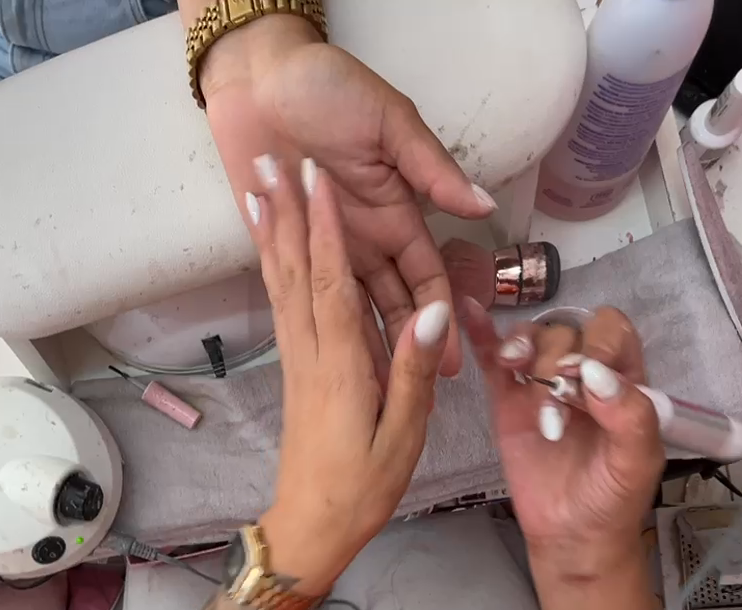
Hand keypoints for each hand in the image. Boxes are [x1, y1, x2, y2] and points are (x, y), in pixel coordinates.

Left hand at [200, 16, 493, 377]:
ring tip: (373, 396)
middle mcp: (358, 244)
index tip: (450, 365)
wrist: (259, 78)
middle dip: (403, 351)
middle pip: (386, 309)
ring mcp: (319, 253)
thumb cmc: (329, 90)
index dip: (436, 322)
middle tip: (417, 400)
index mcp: (391, 222)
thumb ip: (431, 169)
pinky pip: (296, 298)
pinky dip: (312, 328)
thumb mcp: (391, 123)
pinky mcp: (280, 254)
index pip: (422, 283)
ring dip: (360, 349)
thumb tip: (481, 206)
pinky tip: (323, 362)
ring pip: (344, 315)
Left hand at [248, 154, 448, 595]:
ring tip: (256, 189)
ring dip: (270, 235)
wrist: (309, 527)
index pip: (333, 283)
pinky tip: (270, 254)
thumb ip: (414, 373)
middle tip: (271, 158)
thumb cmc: (362, 489)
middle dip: (286, 213)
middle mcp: (311, 355)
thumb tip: (433, 313)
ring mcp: (296, 364)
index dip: (326, 228)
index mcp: (342, 367)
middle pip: (296, 273)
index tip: (318, 177)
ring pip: (281, 288)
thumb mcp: (402, 437)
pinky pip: (282, 313)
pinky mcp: (293, 376)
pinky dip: (273, 274)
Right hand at [462, 302, 662, 580]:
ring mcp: (539, 386)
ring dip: (522, 347)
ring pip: (530, 340)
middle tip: (553, 409)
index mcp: (622, 379)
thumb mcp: (637, 461)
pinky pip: (493, 361)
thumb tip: (595, 374)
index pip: (610, 332)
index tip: (582, 382)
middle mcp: (581, 373)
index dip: (595, 345)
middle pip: (565, 332)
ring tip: (516, 370)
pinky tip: (469, 315)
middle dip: (555, 362)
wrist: (572, 536)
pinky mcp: (506, 402)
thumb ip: (630, 414)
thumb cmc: (612, 499)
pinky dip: (482, 336)